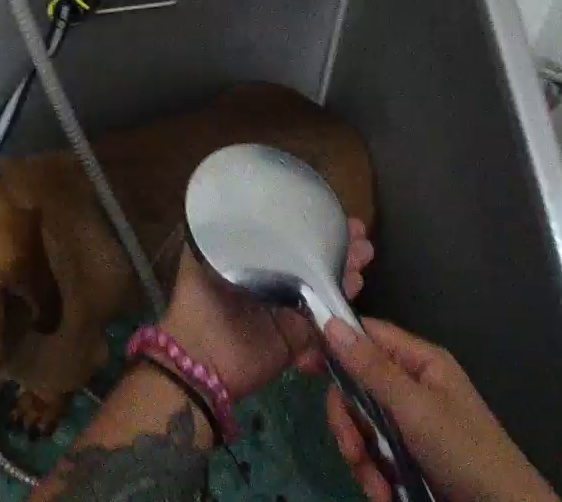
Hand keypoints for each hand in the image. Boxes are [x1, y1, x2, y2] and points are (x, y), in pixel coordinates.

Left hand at [161, 217, 374, 399]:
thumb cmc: (197, 302)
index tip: (331, 211)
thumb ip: (212, 237)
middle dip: (335, 246)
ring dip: (345, 268)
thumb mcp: (199, 259)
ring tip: (363, 251)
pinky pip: (326, 318)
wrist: (200, 357)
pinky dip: (341, 302)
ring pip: (323, 285)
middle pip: (310, 261)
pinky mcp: (300, 337)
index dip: (308, 228)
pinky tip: (354, 281)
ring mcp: (289, 310)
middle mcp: (273, 284)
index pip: (286, 241)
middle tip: (359, 232)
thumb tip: (226, 204)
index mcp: (251, 264)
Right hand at [324, 317, 561, 501]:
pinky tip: (385, 495)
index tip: (302, 365)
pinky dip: (373, 475)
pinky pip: (373, 452)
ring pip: (360, 423)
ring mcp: (409, 423)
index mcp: (420, 363)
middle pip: (355, 385)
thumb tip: (329, 322)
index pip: (365, 335)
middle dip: (348, 421)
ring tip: (376, 486)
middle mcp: (411, 386)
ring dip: (360, 455)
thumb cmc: (467, 455)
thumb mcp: (416, 409)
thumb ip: (370, 367)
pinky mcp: (408, 456)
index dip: (332, 344)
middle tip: (352, 450)